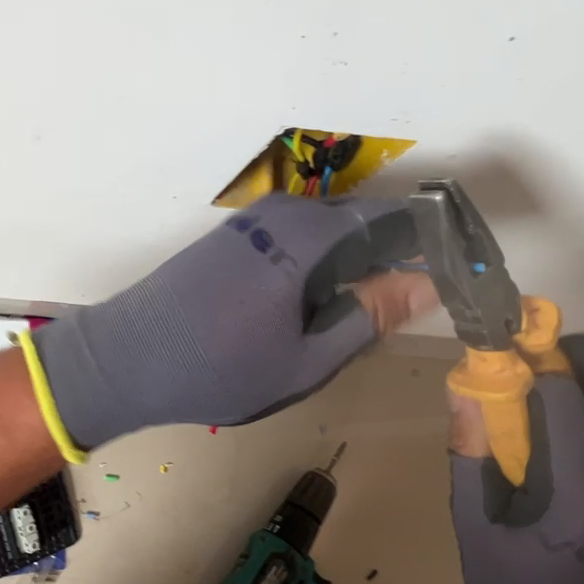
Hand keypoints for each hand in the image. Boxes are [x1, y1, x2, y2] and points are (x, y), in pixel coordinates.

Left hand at [29, 194, 419, 454]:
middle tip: (417, 300)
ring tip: (369, 308)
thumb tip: (427, 283)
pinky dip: (320, 262)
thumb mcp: (306, 358)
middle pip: (361, 220)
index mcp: (307, 237)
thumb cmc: (219, 369)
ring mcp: (251, 223)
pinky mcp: (231, 237)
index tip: (459, 269)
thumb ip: (369, 315)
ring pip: (327, 231)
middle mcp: (282, 215)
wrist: (125, 359)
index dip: (431, 239)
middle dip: (394, 253)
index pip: (392, 219)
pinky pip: (294, 238)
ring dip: (355, 261)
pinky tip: (319, 302)